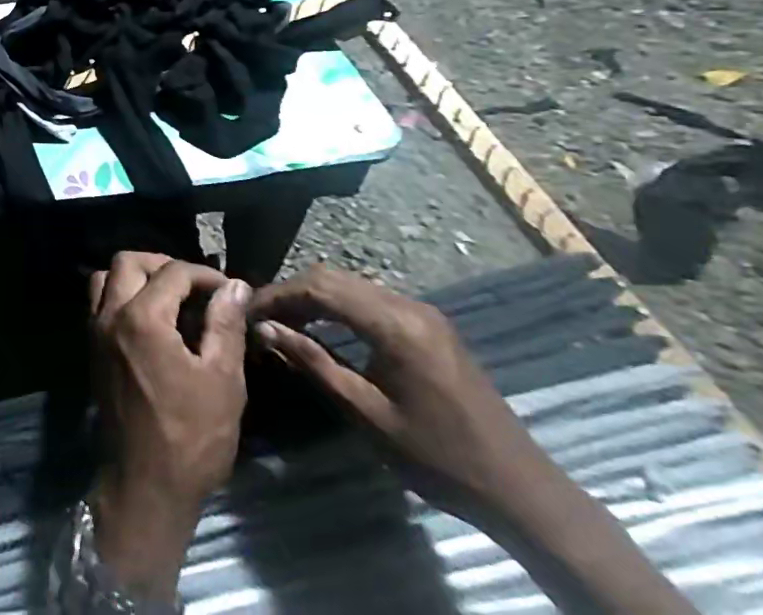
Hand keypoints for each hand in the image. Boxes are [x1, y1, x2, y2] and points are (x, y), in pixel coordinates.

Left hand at [88, 251, 248, 601]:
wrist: (145, 485)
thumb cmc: (192, 436)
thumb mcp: (222, 378)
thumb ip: (225, 324)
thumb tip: (235, 286)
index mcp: (142, 318)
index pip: (173, 272)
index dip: (206, 275)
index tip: (229, 292)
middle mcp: (110, 317)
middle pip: (128, 262)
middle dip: (164, 264)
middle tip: (196, 286)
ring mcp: (95, 334)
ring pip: (105, 280)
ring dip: (136, 277)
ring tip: (170, 297)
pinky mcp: (92, 352)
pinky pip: (99, 305)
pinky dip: (121, 298)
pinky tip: (152, 321)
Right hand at [248, 266, 557, 517]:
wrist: (515, 484)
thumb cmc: (435, 456)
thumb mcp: (366, 412)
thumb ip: (314, 363)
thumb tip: (265, 330)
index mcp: (395, 325)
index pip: (321, 288)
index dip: (278, 295)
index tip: (247, 312)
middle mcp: (409, 306)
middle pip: (335, 278)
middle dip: (292, 292)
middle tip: (260, 318)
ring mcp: (423, 313)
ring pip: (352, 285)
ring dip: (313, 297)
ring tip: (282, 323)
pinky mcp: (428, 325)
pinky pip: (371, 300)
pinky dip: (338, 306)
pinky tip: (321, 329)